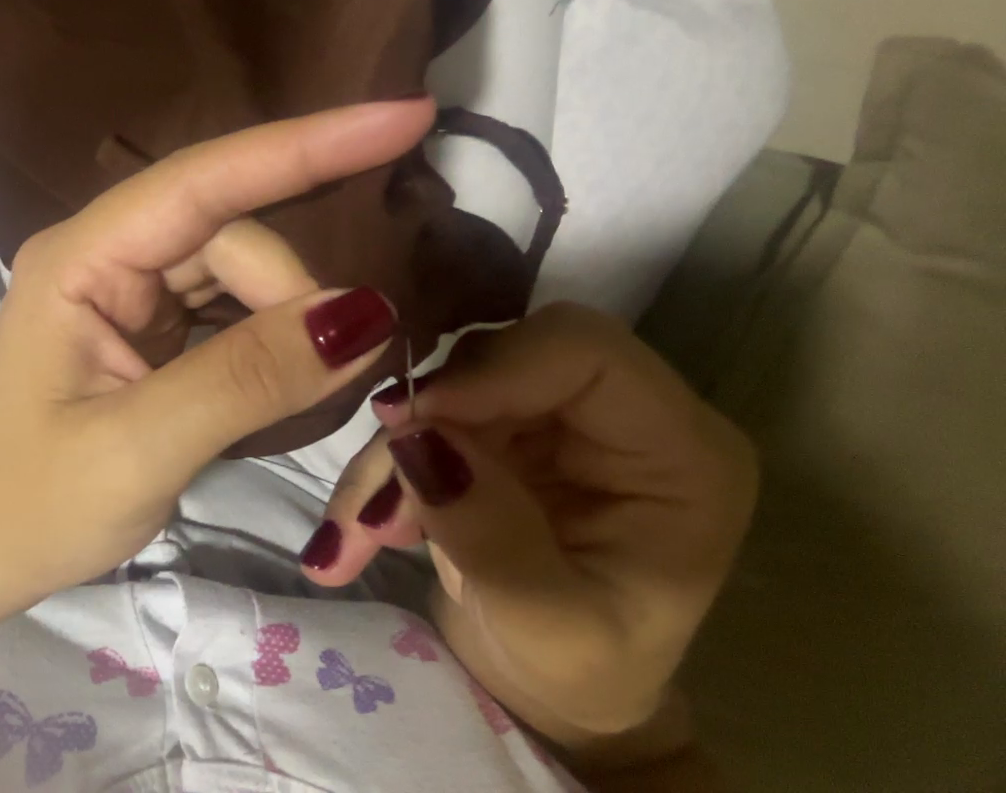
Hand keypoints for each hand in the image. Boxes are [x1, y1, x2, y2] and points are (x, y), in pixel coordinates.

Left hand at [0, 100, 435, 633]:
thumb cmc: (37, 506)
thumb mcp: (140, 447)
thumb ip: (246, 376)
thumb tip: (363, 312)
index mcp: (78, 262)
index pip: (200, 182)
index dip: (303, 146)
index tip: (405, 117)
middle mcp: (102, 258)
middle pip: (229, 233)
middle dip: (292, 292)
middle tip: (339, 371)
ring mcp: (125, 293)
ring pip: (237, 272)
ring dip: (288, 317)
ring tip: (316, 384)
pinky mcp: (147, 330)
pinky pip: (229, 309)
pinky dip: (271, 339)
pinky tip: (291, 377)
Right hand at [301, 304, 756, 753]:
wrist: (549, 684)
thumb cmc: (581, 669)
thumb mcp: (548, 627)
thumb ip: (491, 536)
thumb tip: (418, 439)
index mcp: (677, 455)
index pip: (585, 352)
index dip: (492, 370)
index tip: (409, 419)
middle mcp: (616, 415)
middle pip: (500, 357)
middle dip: (425, 422)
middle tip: (374, 495)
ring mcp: (549, 416)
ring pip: (444, 384)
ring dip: (390, 455)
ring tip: (358, 534)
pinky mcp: (496, 426)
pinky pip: (421, 416)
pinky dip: (381, 467)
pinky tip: (360, 530)